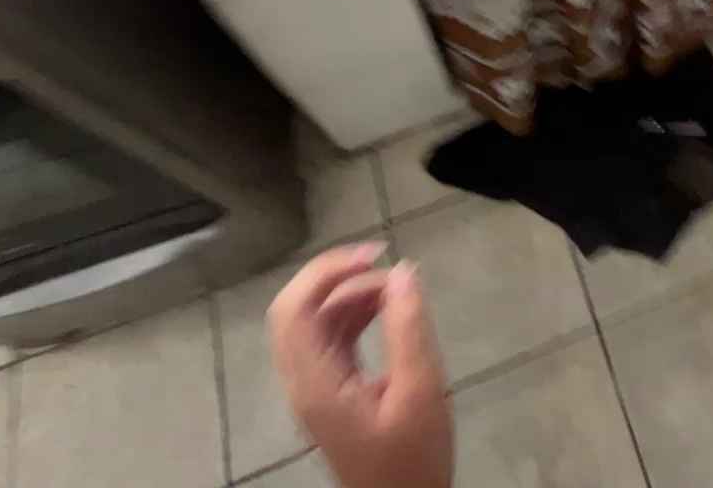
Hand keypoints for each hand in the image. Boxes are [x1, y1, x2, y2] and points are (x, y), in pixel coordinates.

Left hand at [267, 243, 451, 487]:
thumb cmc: (412, 457)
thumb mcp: (420, 390)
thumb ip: (408, 329)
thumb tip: (403, 272)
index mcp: (315, 383)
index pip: (292, 310)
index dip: (326, 271)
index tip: (374, 256)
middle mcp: (304, 380)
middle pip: (295, 309)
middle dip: (336, 275)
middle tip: (383, 259)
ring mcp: (315, 385)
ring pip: (315, 319)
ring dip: (350, 291)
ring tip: (397, 284)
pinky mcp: (331, 388)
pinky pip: (331, 335)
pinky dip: (355, 311)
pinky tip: (389, 305)